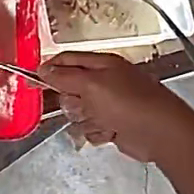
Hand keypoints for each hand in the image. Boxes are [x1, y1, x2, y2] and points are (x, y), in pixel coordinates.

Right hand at [42, 51, 193, 163]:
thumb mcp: (91, 84)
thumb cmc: (129, 103)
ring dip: (84, 119)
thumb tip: (43, 69)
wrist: (161, 133)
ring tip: (100, 120)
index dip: (49, 69)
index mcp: (102, 65)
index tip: (33, 80)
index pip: (67, 60)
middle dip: (70, 100)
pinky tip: (109, 131)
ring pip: (78, 112)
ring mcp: (109, 104)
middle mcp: (105, 82)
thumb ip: (64, 76)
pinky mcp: (113, 125)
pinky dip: (96, 132)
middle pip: (69, 89)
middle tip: (81, 104)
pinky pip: (90, 128)